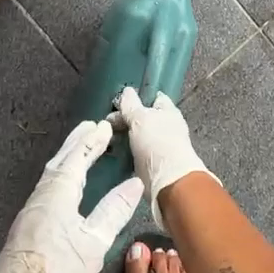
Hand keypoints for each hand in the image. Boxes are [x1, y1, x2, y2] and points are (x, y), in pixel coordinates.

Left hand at [0, 121, 142, 272]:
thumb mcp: (94, 244)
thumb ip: (114, 210)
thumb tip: (134, 183)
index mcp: (58, 194)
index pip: (78, 158)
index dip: (92, 142)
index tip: (106, 127)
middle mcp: (42, 196)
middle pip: (61, 161)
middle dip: (76, 142)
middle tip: (91, 127)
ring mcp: (31, 210)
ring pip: (52, 174)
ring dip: (67, 156)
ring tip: (81, 147)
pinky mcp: (27, 225)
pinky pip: (47, 186)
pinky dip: (61, 173)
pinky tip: (66, 183)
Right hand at [112, 88, 215, 225]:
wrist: (168, 181)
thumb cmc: (157, 143)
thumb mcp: (140, 118)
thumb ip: (131, 105)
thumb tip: (126, 91)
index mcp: (169, 111)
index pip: (153, 97)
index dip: (137, 98)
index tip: (118, 102)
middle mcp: (167, 127)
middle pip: (144, 118)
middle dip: (127, 120)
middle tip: (106, 124)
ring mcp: (160, 146)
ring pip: (138, 136)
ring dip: (124, 137)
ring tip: (105, 139)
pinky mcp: (152, 165)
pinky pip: (135, 154)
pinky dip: (125, 153)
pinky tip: (112, 154)